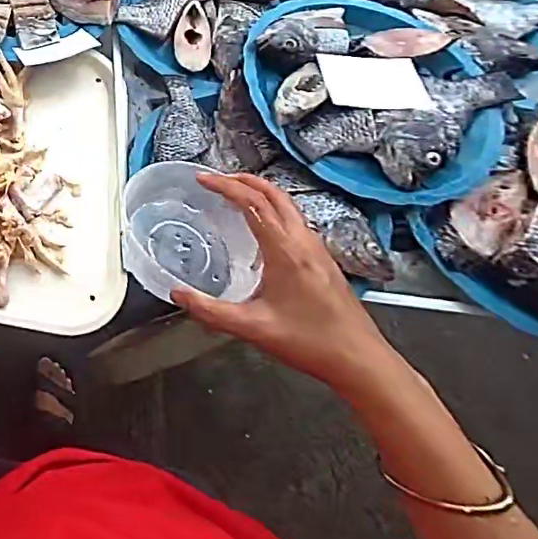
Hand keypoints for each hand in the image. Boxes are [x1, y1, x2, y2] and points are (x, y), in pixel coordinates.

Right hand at [173, 173, 399, 396]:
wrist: (359, 359)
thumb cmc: (310, 342)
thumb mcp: (252, 328)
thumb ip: (211, 311)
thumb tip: (178, 295)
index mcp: (285, 250)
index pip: (252, 202)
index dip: (225, 186)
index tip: (203, 179)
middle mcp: (303, 241)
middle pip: (272, 193)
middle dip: (243, 180)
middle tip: (217, 179)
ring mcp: (317, 248)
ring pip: (287, 204)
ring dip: (260, 191)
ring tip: (236, 194)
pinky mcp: (323, 259)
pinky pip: (295, 219)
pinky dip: (273, 208)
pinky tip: (263, 227)